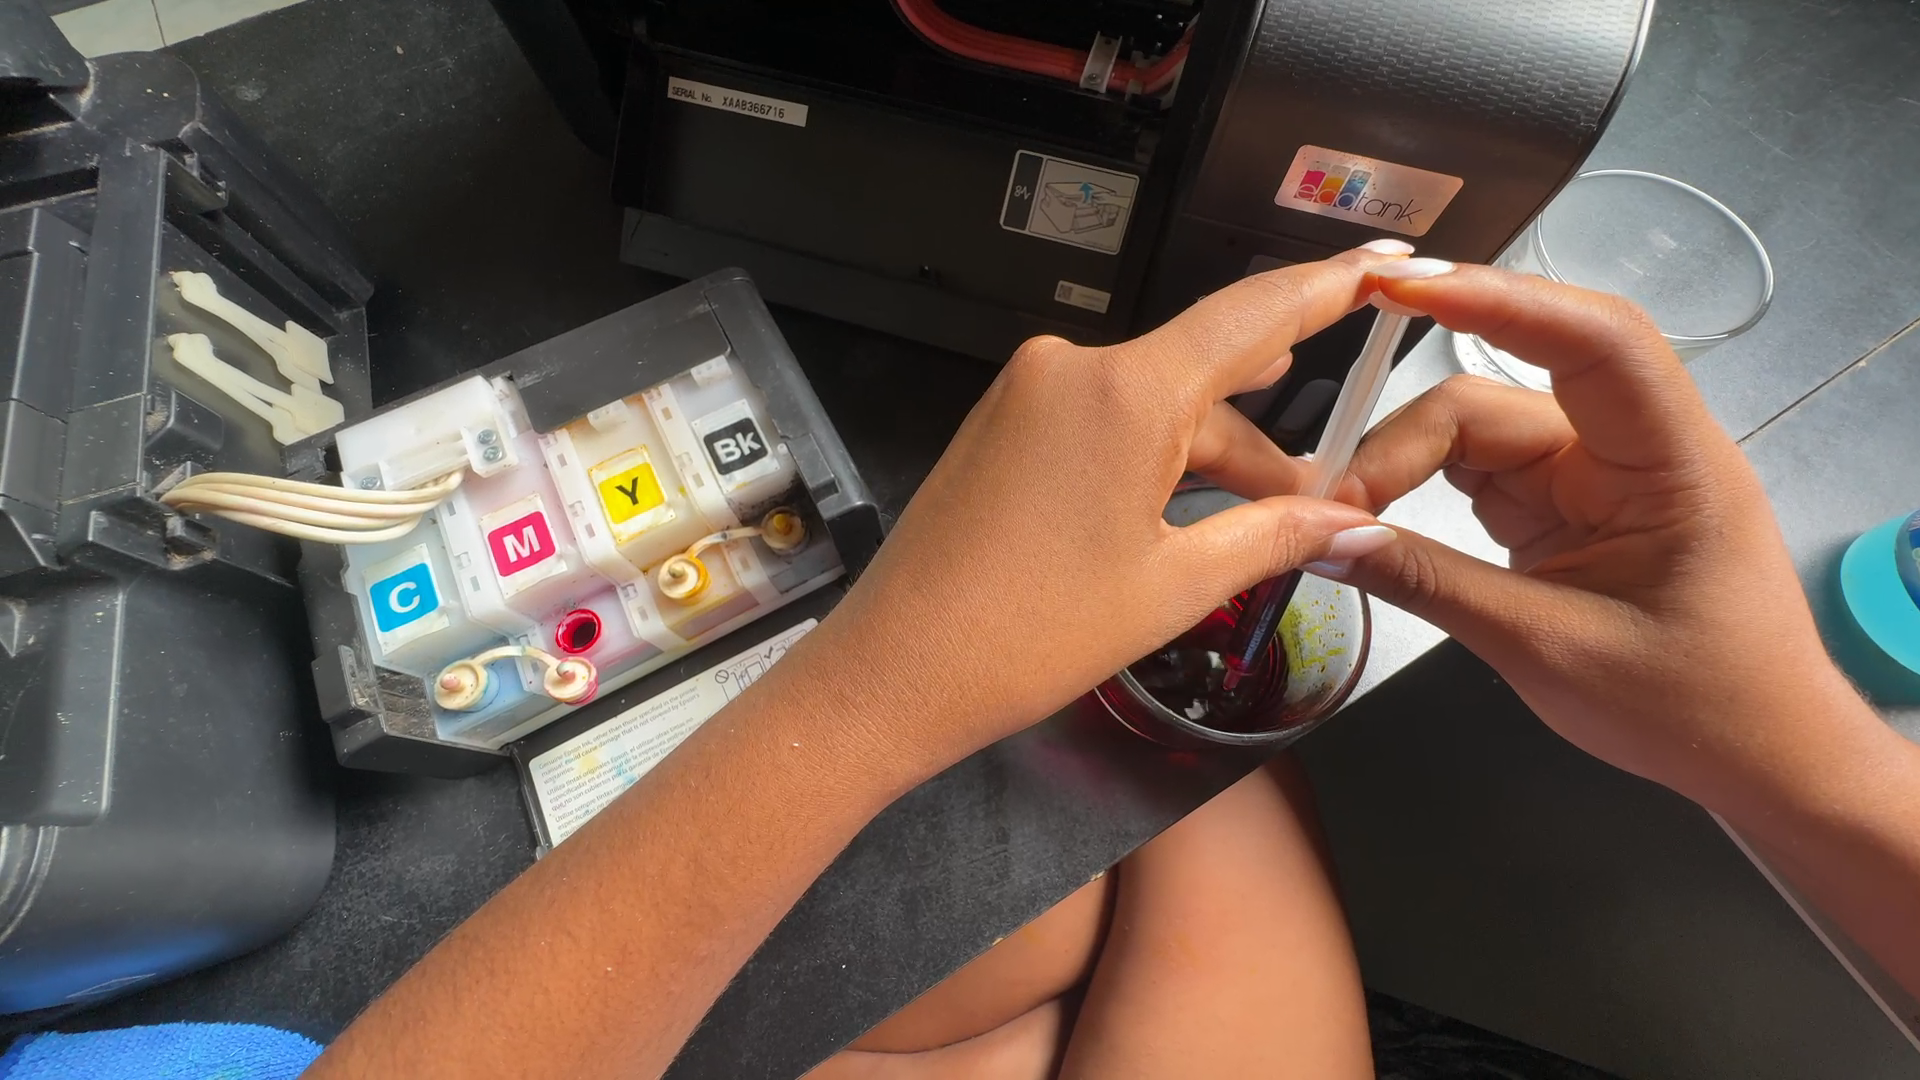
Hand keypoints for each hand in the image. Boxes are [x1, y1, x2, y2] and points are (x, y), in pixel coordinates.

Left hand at [782, 244, 1411, 777]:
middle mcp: (1069, 367)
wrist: (897, 669)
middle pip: (1196, 379)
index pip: (1250, 316)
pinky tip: (1166, 509)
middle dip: (1255, 440)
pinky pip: (1093, 426)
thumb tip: (1350, 519)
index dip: (1325, 292)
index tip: (1382, 269)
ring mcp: (1023, 393)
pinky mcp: (996, 426)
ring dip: (1197, 458)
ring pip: (1143, 409)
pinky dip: (1140, 460)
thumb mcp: (1172, 587)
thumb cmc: (1038, 635)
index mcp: (1124, 391)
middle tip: (1313, 496)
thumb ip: (1271, 535)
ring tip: (1250, 516)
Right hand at [1330, 261, 1882, 812]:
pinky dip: (1409, 489)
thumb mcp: (1541, 644)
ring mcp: (1578, 474)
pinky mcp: (1545, 502)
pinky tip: (1371, 518)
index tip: (1401, 291)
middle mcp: (1619, 448)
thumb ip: (1425, 581)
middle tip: (1331, 513)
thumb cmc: (1686, 704)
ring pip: (1460, 436)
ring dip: (1395, 468)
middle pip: (1483, 405)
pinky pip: (1461, 472)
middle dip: (1397, 448)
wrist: (1747, 757)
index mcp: (1664, 464)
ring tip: (1342, 520)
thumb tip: (1321, 539)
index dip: (1498, 304)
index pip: (1592, 344)